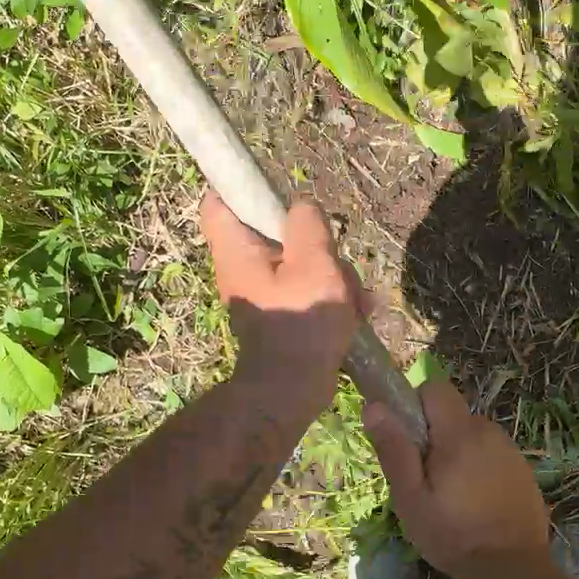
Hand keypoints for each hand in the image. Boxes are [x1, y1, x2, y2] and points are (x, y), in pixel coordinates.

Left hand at [204, 191, 366, 408]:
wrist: (292, 390)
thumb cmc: (301, 321)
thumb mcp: (314, 262)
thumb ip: (308, 224)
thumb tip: (303, 208)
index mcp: (237, 249)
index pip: (220, 202)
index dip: (244, 188)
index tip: (279, 192)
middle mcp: (243, 269)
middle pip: (276, 234)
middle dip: (315, 243)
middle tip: (337, 259)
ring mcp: (263, 295)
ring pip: (299, 264)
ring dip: (334, 275)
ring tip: (357, 299)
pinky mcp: (281, 316)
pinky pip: (306, 291)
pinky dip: (331, 297)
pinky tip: (358, 312)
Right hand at [364, 377, 549, 577]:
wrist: (510, 569)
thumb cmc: (451, 534)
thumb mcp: (410, 497)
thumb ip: (394, 449)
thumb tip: (375, 406)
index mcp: (460, 433)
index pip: (435, 388)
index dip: (416, 406)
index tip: (409, 441)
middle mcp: (490, 432)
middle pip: (454, 415)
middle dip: (436, 437)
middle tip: (425, 480)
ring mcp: (511, 452)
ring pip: (474, 437)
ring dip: (459, 454)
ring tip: (452, 497)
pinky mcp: (523, 472)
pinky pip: (493, 456)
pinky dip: (480, 470)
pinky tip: (476, 505)